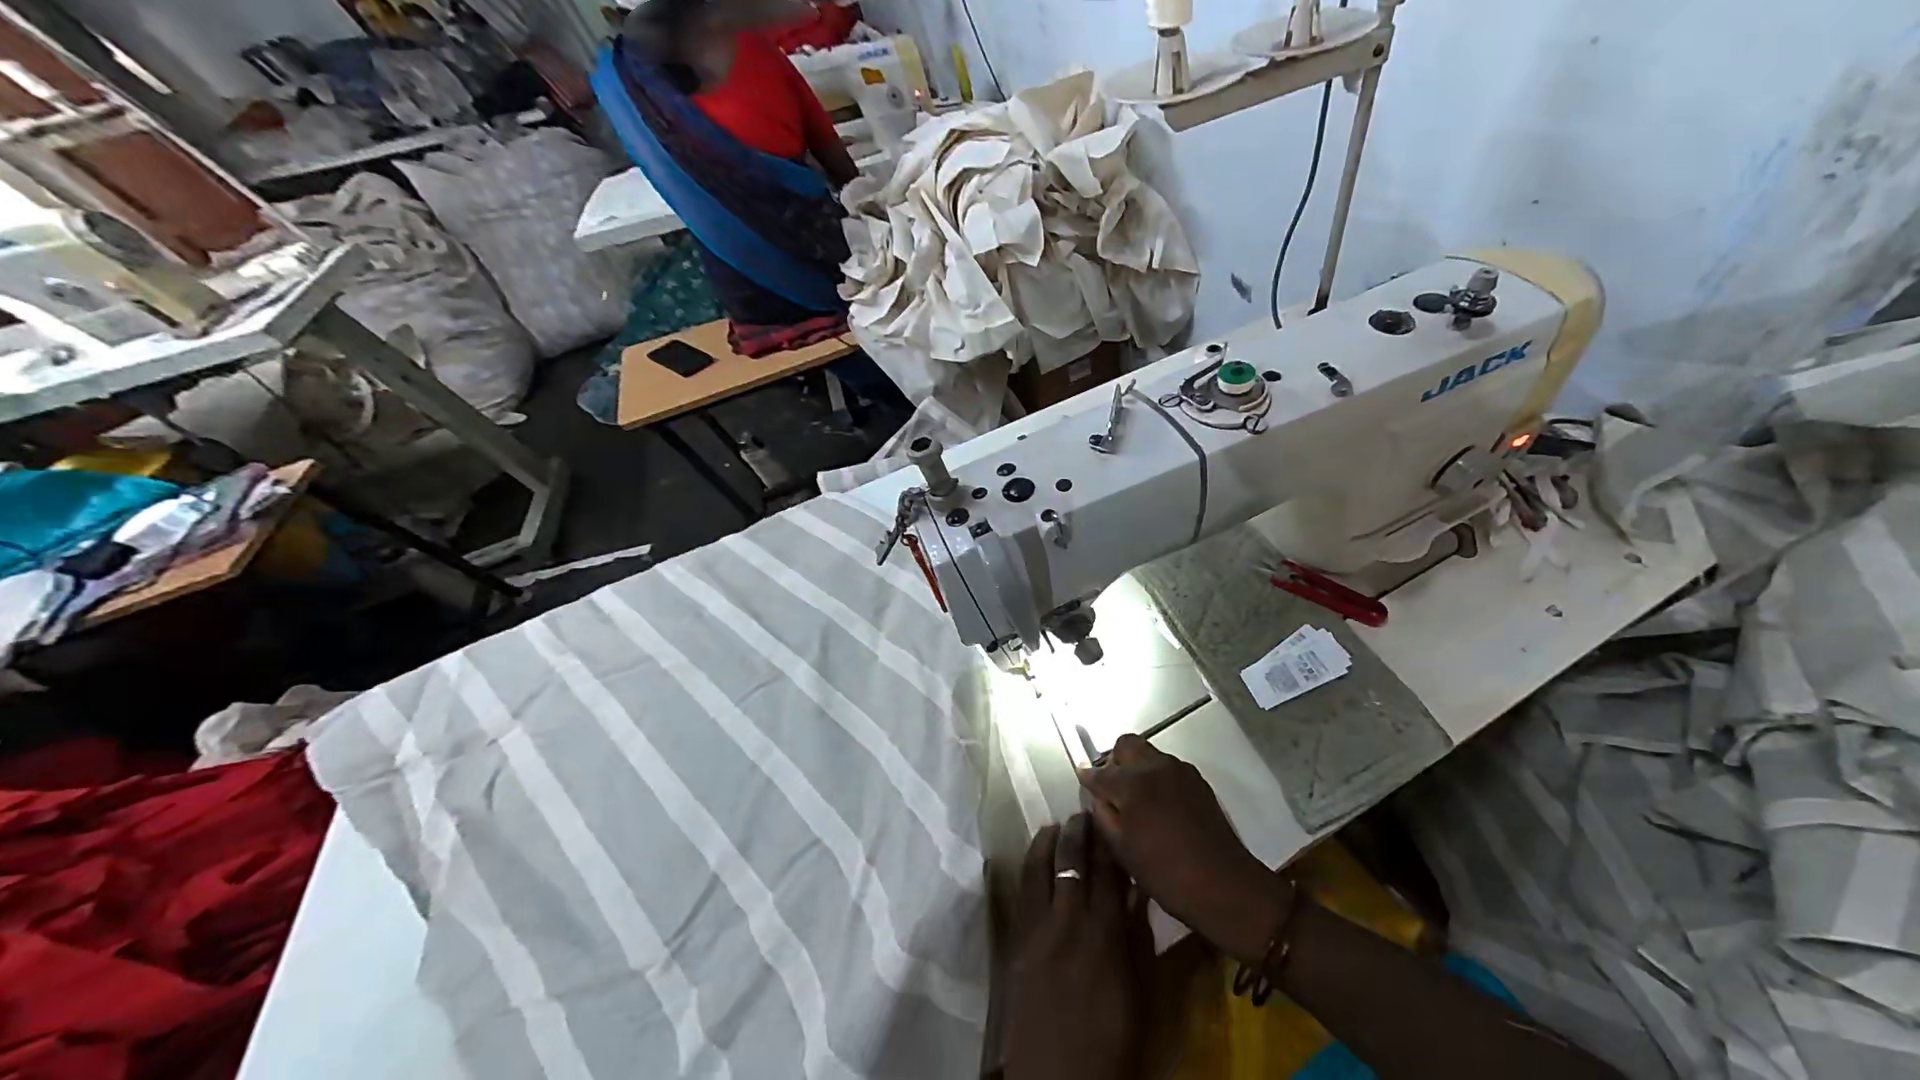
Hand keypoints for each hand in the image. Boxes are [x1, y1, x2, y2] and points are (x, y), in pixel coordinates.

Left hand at [1003, 815, 1148, 1079]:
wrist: (1056, 1079)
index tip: (1111, 816)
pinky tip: (1034, 862)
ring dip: (1047, 844)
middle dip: (1078, 833)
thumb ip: (1138, 940)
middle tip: (1084, 811)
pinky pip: (1022, 894)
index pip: (1108, 873)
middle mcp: (1068, 922)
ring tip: (1055, 826)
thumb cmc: (1112, 1045)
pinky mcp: (1016, 944)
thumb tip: (1139, 895)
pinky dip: (1030, 869)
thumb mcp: (1140, 995)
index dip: (1109, 842)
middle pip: (1072, 863)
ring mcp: (1037, 931)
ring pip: (1039, 871)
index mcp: (1105, 935)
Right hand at [1079, 736, 1288, 963]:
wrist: (1225, 886)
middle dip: (1115, 762)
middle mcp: (1156, 767)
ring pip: (1149, 755)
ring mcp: (1181, 772)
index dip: (1088, 781)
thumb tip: (1097, 797)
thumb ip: (1103, 815)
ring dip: (1138, 770)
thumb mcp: (1122, 850)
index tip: (1086, 790)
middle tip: (1113, 791)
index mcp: (1132, 783)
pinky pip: (1169, 769)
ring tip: (1138, 803)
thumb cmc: (1165, 873)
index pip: (1099, 772)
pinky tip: (1160, 809)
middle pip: (1127, 745)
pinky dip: (1158, 779)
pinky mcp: (1199, 782)